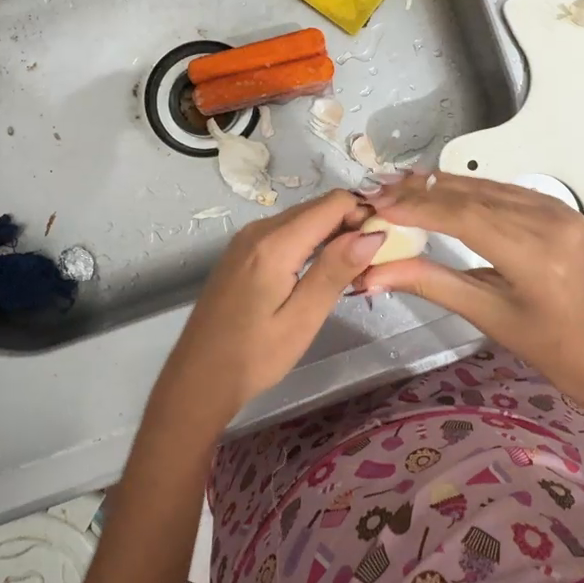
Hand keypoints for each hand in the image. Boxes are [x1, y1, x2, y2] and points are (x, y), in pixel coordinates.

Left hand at [154, 190, 382, 423]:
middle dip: (350, 225)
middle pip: (317, 208)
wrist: (198, 379)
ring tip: (351, 272)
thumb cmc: (254, 356)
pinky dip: (309, 244)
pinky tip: (318, 274)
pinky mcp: (241, 253)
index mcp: (274, 243)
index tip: (385, 243)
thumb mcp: (302, 319)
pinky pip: (285, 234)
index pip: (332, 203)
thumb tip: (372, 232)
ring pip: (302, 220)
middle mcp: (258, 230)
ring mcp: (246, 240)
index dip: (364, 214)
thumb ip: (335, 271)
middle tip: (373, 262)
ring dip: (331, 235)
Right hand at [357, 172, 583, 381]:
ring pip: (484, 187)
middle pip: (473, 196)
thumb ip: (428, 283)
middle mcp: (550, 223)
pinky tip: (433, 185)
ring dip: (437, 184)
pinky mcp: (556, 203)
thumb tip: (370, 275)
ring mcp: (556, 208)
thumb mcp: (482, 313)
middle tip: (377, 189)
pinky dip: (462, 187)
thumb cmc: (539, 339)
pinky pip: (499, 189)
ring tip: (395, 183)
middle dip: (421, 191)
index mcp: (535, 258)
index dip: (419, 207)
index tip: (378, 204)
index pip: (466, 218)